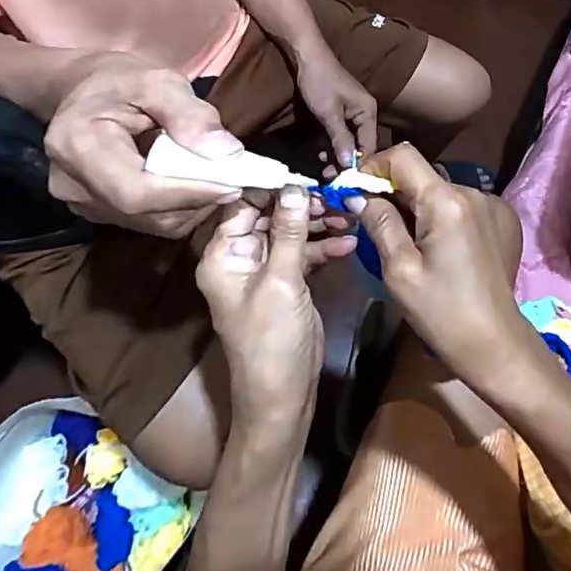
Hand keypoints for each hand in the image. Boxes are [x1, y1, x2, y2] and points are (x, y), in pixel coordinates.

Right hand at [43, 56, 242, 237]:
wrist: (86, 92)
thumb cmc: (123, 81)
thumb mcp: (160, 81)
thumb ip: (191, 115)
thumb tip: (226, 153)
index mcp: (78, 145)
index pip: (135, 191)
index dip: (188, 193)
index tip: (233, 184)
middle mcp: (72, 185)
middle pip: (147, 213)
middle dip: (198, 198)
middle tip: (234, 177)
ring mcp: (83, 204)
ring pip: (154, 223)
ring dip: (194, 205)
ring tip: (214, 174)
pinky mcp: (100, 213)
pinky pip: (151, 222)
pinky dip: (183, 207)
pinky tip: (195, 182)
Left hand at [194, 187, 326, 421]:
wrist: (283, 396)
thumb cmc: (272, 340)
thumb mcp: (282, 282)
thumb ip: (289, 232)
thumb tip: (294, 187)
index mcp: (223, 256)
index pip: (242, 206)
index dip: (271, 188)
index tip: (305, 174)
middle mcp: (240, 258)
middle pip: (270, 216)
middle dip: (302, 205)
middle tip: (334, 197)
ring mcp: (265, 271)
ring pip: (290, 233)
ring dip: (317, 225)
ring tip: (347, 217)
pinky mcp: (287, 283)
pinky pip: (304, 254)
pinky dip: (323, 248)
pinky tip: (348, 244)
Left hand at [294, 47, 377, 167]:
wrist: (306, 56)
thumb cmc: (319, 82)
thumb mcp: (329, 113)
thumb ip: (340, 139)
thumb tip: (349, 165)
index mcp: (368, 112)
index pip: (369, 146)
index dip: (359, 164)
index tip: (345, 181)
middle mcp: (364, 114)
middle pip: (360, 145)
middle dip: (346, 162)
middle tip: (330, 176)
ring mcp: (352, 113)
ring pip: (349, 141)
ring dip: (337, 154)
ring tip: (323, 167)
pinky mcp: (339, 113)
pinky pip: (340, 134)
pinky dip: (331, 144)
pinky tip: (321, 153)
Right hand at [355, 144, 544, 388]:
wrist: (495, 343)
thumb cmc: (441, 312)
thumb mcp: (400, 270)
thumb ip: (380, 223)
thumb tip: (360, 194)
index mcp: (446, 202)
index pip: (403, 156)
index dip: (374, 167)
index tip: (357, 190)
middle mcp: (474, 192)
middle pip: (424, 174)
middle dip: (394, 190)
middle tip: (373, 219)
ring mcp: (493, 204)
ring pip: (443, 190)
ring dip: (420, 205)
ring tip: (408, 240)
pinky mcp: (504, 219)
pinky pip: (463, 205)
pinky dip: (445, 216)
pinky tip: (440, 247)